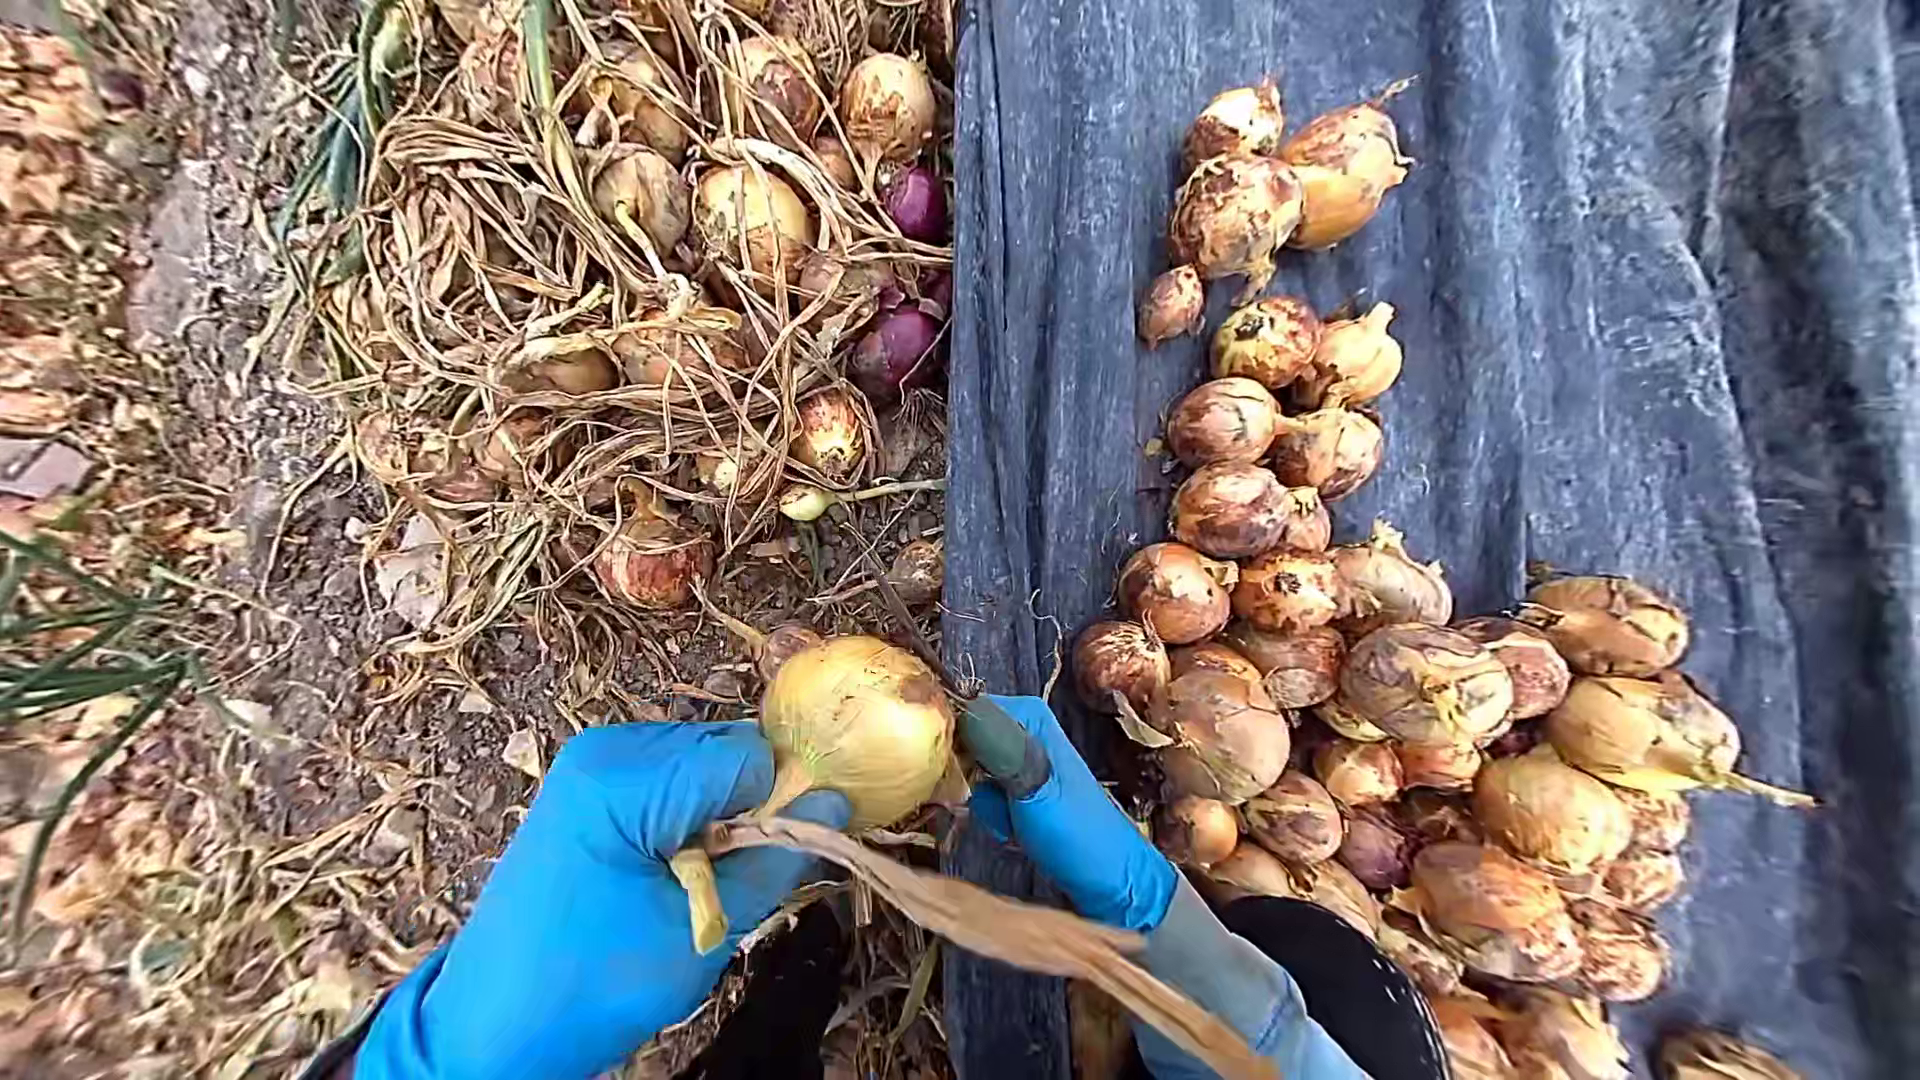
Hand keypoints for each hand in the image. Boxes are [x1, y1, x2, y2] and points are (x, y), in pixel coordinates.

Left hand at [351, 722, 849, 1079]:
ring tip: (685, 863)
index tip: (748, 859)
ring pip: (712, 752)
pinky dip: (694, 799)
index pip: (747, 756)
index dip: (768, 806)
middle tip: (713, 868)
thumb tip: (837, 800)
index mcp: (624, 780)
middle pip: (730, 747)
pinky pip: (683, 763)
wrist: (488, 1027)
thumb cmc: (591, 988)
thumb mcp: (702, 934)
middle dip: (744, 802)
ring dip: (720, 802)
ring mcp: (600, 750)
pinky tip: (664, 847)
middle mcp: (612, 745)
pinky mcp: (598, 766)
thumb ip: (778, 857)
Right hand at [965, 695, 1176, 932]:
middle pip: (964, 739)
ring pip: (969, 769)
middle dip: (965, 774)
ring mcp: (1021, 759)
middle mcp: (1023, 728)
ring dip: (981, 801)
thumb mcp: (1034, 787)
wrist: (1113, 882)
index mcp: (1028, 715)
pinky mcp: (1019, 787)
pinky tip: (1012, 831)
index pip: (964, 708)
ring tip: (1008, 824)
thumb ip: (999, 747)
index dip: (950, 739)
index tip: (950, 772)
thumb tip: (960, 711)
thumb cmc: (1077, 833)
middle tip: (986, 804)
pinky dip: (991, 814)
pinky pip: (983, 792)